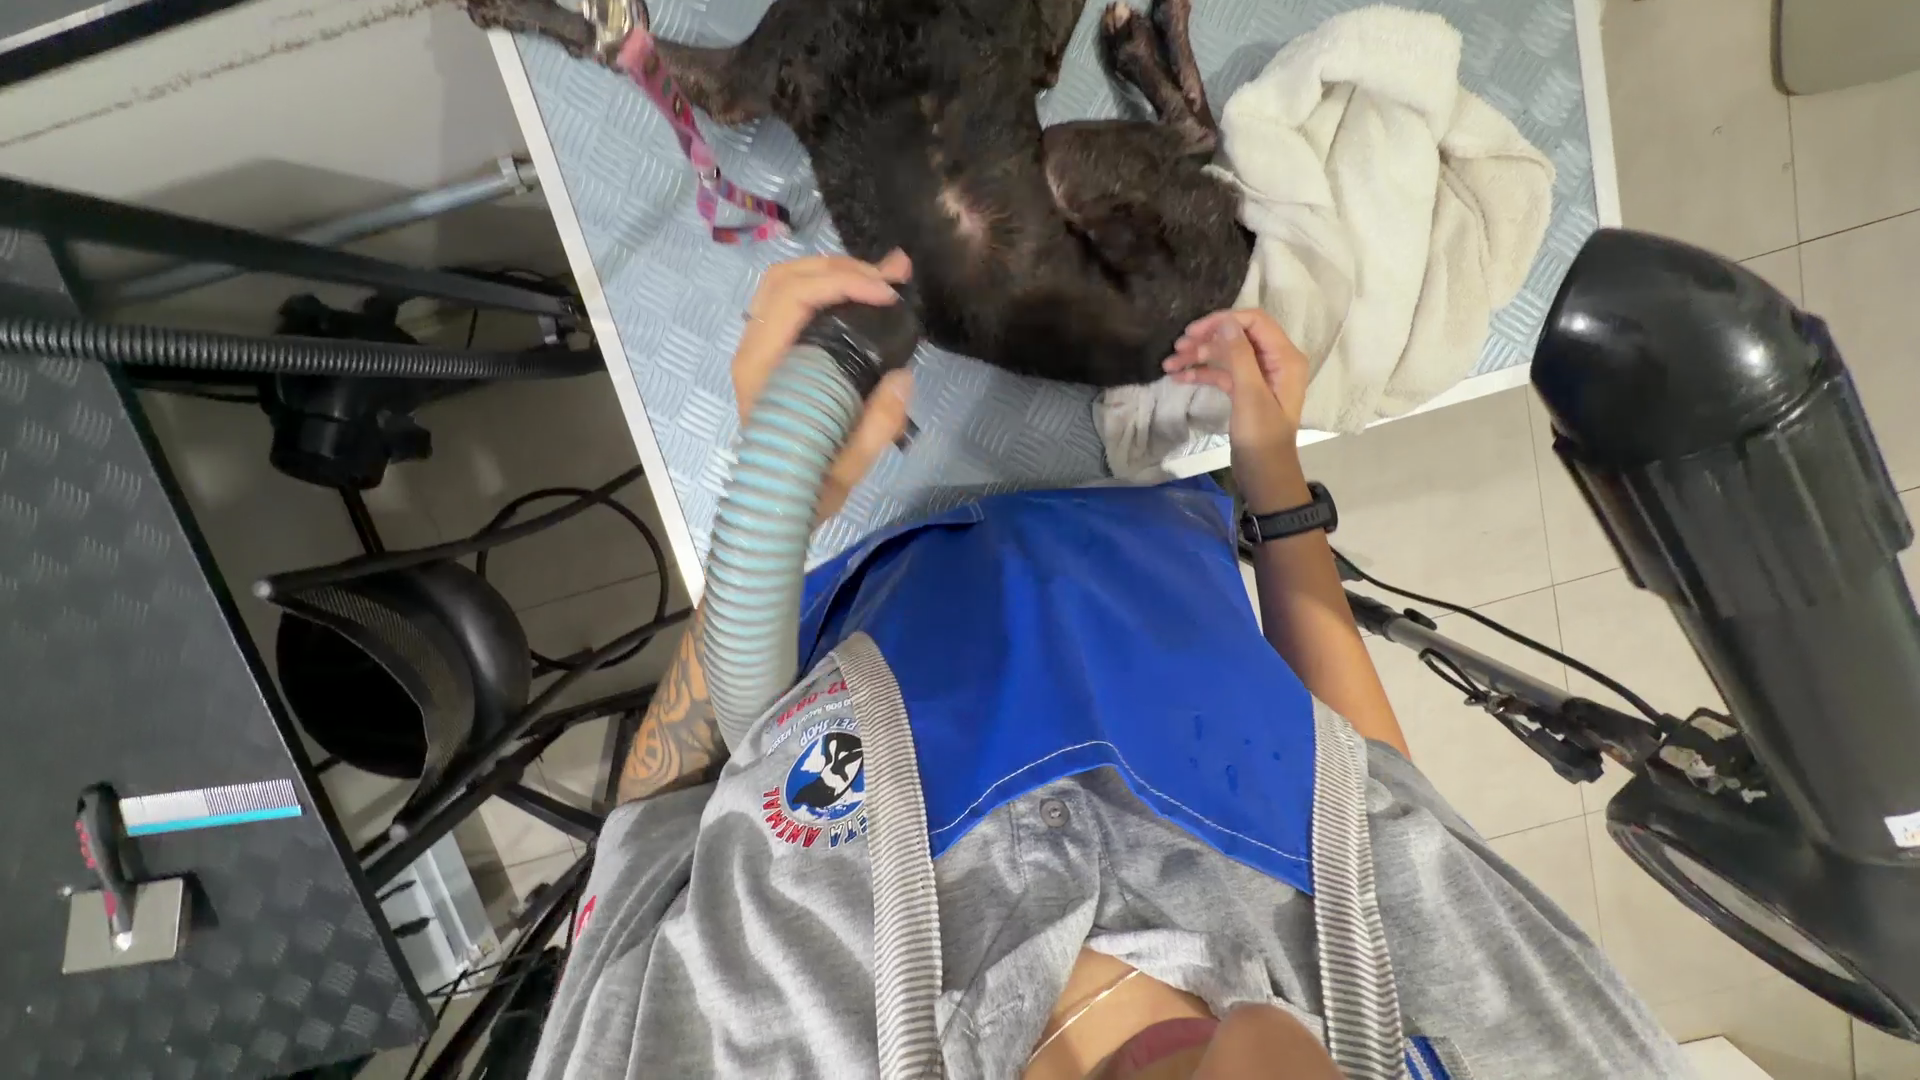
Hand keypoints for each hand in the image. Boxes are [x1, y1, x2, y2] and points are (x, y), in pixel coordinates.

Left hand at [733, 251, 914, 521]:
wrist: (777, 508)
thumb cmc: (807, 488)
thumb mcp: (846, 469)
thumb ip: (876, 426)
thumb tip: (903, 376)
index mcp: (763, 370)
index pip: (793, 299)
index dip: (842, 284)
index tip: (888, 297)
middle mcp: (755, 350)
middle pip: (789, 278)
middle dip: (844, 268)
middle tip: (894, 278)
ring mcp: (763, 350)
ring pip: (790, 284)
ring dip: (838, 272)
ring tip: (887, 277)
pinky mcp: (777, 355)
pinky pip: (797, 304)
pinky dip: (832, 289)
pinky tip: (868, 293)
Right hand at [1163, 309, 1310, 506]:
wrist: (1264, 474)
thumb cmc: (1261, 436)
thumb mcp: (1250, 394)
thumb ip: (1239, 355)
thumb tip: (1225, 322)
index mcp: (1285, 357)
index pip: (1254, 322)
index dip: (1222, 321)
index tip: (1192, 332)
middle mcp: (1274, 361)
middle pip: (1237, 336)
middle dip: (1206, 339)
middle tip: (1177, 347)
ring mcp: (1259, 377)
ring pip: (1226, 355)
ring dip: (1199, 356)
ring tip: (1169, 364)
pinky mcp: (1245, 392)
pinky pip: (1222, 374)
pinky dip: (1202, 373)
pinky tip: (1179, 377)